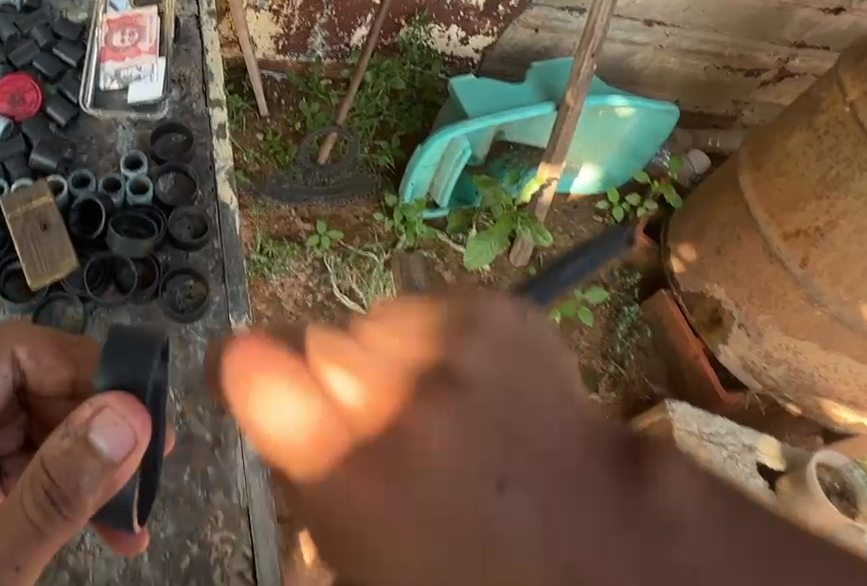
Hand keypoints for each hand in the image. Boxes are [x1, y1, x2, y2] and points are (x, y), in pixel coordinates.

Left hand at [0, 322, 157, 585]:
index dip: (82, 368)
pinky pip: (13, 480)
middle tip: (153, 466)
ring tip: (136, 512)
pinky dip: (59, 498)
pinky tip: (105, 530)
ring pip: (25, 432)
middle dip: (91, 420)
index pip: (10, 354)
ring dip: (84, 463)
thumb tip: (130, 413)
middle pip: (22, 388)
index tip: (144, 411)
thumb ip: (48, 500)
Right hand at [214, 291, 608, 584]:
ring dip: (390, 357)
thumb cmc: (477, 581)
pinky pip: (435, 308)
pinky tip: (482, 386)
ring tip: (441, 408)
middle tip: (377, 429)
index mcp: (345, 469)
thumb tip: (285, 447)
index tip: (250, 377)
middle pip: (317, 343)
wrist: (620, 559)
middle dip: (335, 380)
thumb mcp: (365, 560)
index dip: (246, 369)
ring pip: (375, 321)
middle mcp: (388, 389)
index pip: (250, 363)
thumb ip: (312, 493)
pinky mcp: (500, 311)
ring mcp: (450, 342)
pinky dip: (446, 340)